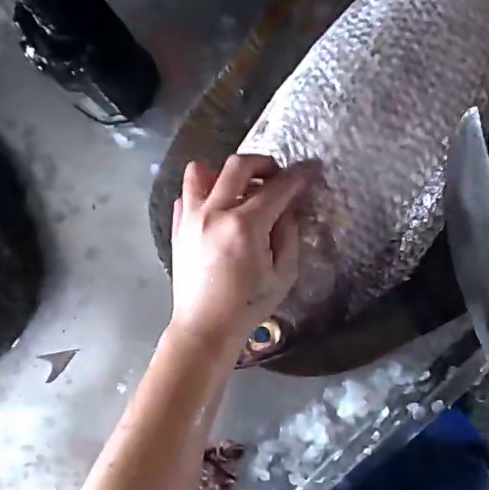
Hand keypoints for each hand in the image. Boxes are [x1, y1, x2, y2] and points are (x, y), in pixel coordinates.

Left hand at [169, 155, 314, 346]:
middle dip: (263, 163)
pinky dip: (203, 194)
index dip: (298, 176)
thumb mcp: (283, 274)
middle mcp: (214, 213)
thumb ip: (288, 235)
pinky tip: (217, 209)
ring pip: (200, 172)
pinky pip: (186, 196)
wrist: (204, 327)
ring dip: (224, 172)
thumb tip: (287, 209)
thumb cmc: (247, 306)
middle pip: (238, 165)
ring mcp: (191, 219)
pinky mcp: (178, 229)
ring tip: (238, 187)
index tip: (311, 170)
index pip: (277, 188)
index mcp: (245, 226)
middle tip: (276, 176)